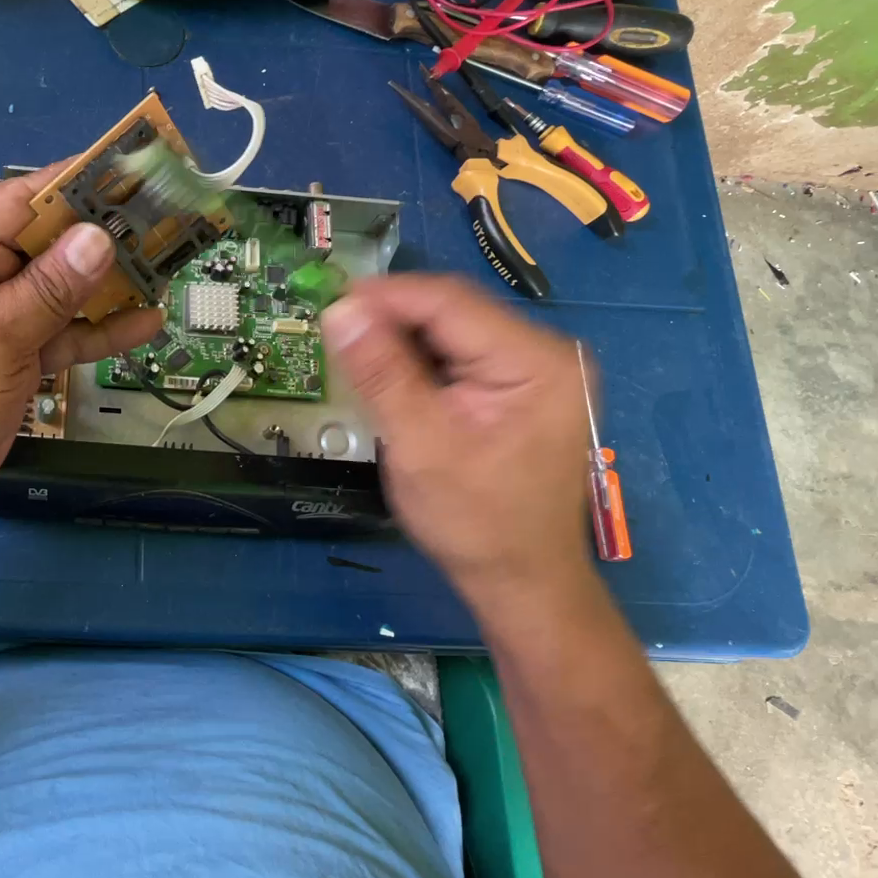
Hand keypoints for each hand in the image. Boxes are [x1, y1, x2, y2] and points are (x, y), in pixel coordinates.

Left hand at [0, 164, 164, 514]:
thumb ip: (47, 289)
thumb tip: (99, 236)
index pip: (20, 202)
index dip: (78, 183)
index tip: (134, 169)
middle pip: (49, 245)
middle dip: (105, 236)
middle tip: (169, 221)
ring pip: (64, 290)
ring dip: (112, 284)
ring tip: (169, 267)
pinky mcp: (16, 358)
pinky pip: (64, 334)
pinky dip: (101, 331)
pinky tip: (145, 323)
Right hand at [321, 275, 593, 600]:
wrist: (519, 580)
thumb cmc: (474, 522)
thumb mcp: (420, 445)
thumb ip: (381, 374)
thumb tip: (340, 311)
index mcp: (536, 362)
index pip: (449, 304)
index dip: (385, 297)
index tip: (330, 303)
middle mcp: (547, 354)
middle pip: (454, 314)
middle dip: (392, 319)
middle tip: (336, 331)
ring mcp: (538, 372)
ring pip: (454, 333)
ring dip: (403, 340)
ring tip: (355, 353)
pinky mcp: (522, 390)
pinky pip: (462, 358)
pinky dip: (421, 362)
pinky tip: (391, 377)